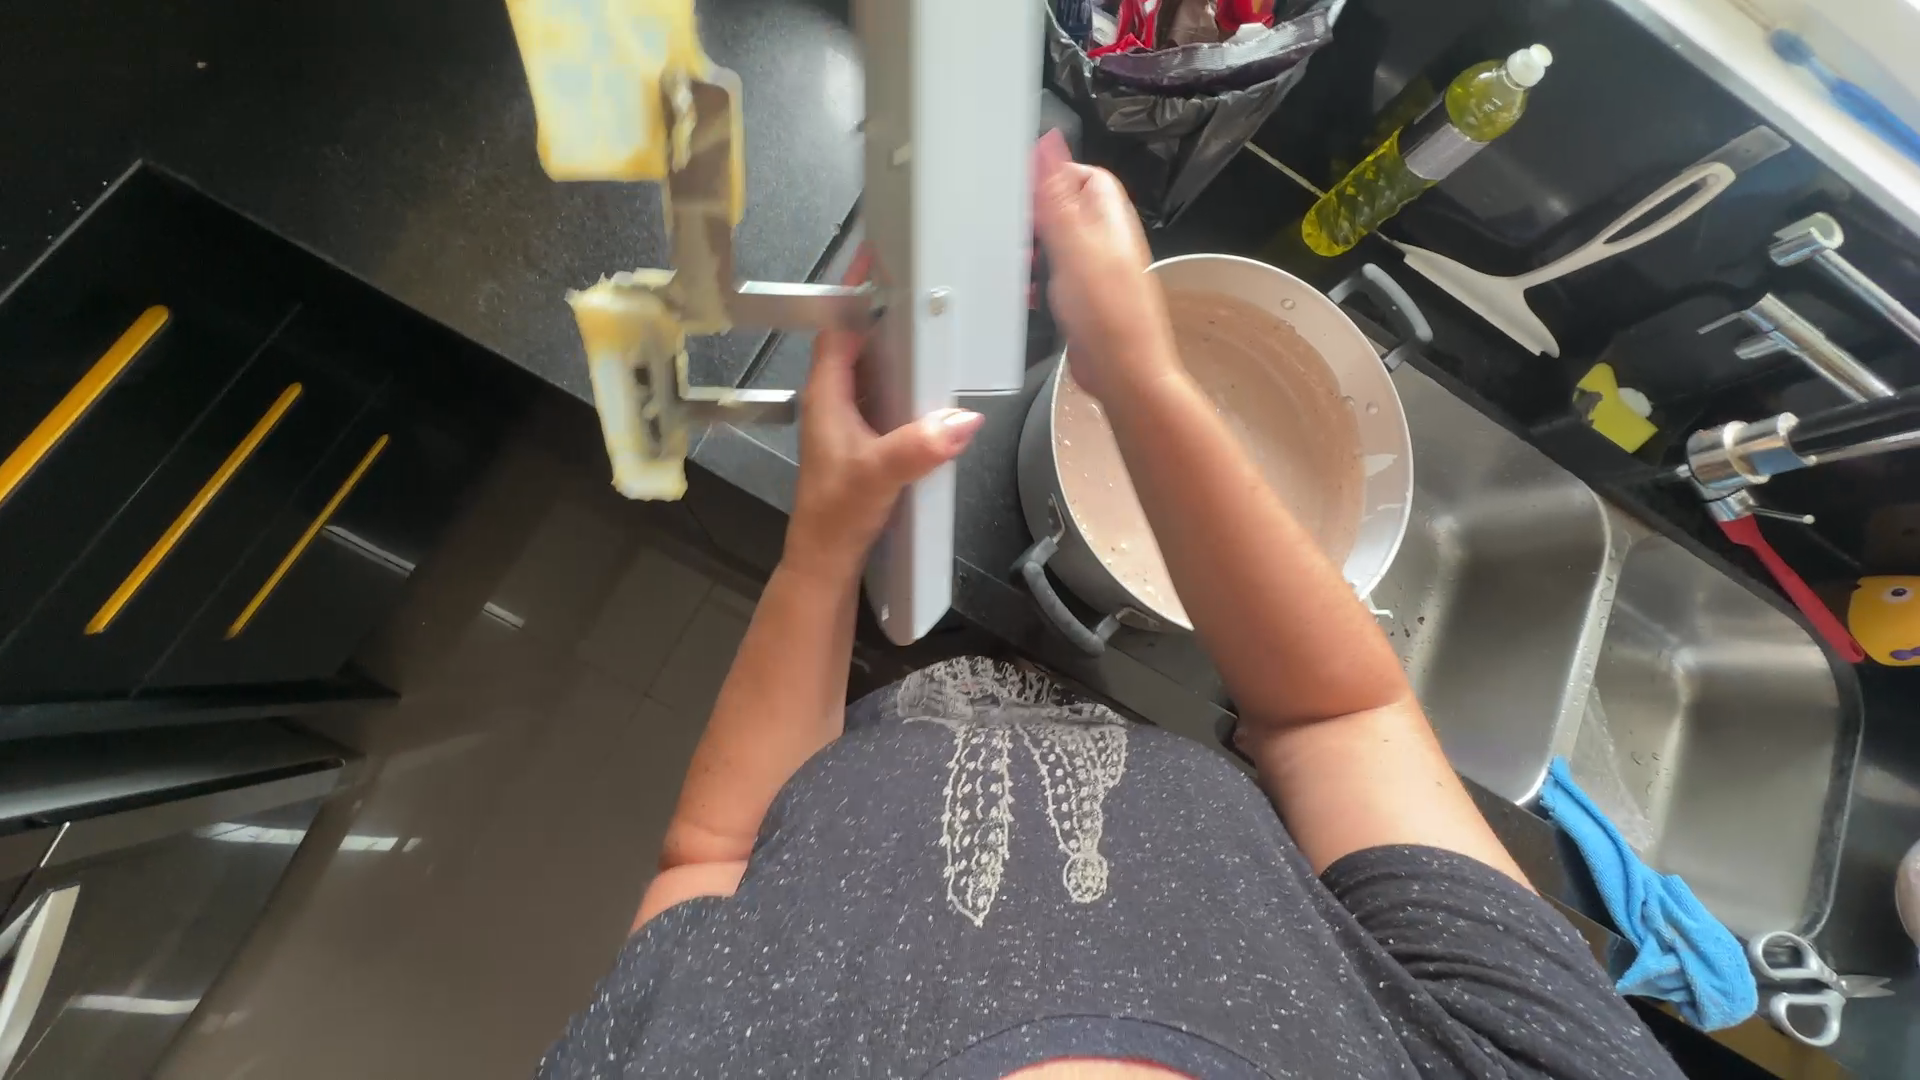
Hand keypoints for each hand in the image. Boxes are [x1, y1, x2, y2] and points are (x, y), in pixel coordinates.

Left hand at [782, 250, 984, 583]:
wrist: (828, 559)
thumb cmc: (837, 515)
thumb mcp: (878, 476)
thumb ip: (918, 448)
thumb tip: (964, 420)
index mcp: (827, 395)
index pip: (836, 327)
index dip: (857, 293)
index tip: (884, 261)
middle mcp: (836, 400)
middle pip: (861, 342)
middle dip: (891, 316)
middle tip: (931, 291)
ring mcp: (852, 420)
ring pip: (877, 371)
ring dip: (904, 352)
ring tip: (941, 327)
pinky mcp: (868, 439)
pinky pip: (889, 397)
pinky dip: (910, 384)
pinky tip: (937, 386)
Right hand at [1031, 130, 1179, 402]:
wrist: (1123, 375)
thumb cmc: (1109, 315)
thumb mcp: (1075, 247)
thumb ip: (1057, 197)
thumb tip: (1049, 143)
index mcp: (1110, 221)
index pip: (1087, 176)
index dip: (1056, 176)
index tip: (1024, 189)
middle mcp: (1106, 244)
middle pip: (1068, 212)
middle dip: (1039, 221)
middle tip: (1019, 235)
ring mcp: (1096, 275)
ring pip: (1059, 249)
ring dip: (1036, 256)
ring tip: (1023, 267)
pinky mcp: (1084, 304)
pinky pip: (1056, 283)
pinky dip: (1039, 286)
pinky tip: (1030, 296)